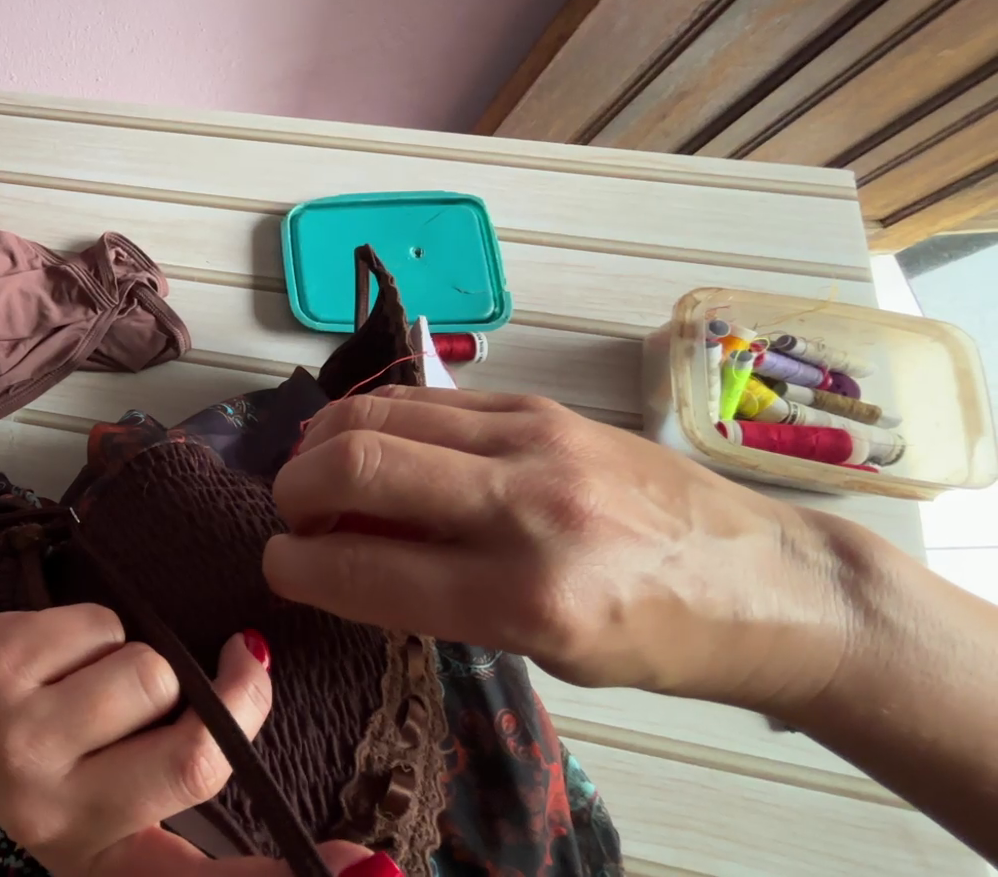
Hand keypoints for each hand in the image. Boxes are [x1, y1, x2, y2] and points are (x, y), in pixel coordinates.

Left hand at [0, 603, 377, 874]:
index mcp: (92, 845)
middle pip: (190, 733)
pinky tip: (56, 653)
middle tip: (224, 666)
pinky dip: (94, 628)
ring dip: (135, 656)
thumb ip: (184, 836)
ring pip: (148, 663)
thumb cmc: (19, 779)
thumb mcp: (99, 830)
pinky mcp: (2, 658)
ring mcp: (24, 724)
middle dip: (222, 687)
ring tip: (94, 677)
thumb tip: (347, 858)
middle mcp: (59, 800)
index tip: (370, 864)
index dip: (281, 872)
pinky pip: (101, 620)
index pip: (194, 863)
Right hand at [262, 386, 854, 713]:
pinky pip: (417, 398)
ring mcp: (531, 439)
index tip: (278, 564)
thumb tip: (335, 544)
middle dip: (293, 490)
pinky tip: (356, 440)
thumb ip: (428, 594)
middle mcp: (527, 508)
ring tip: (313, 472)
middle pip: (357, 466)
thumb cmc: (652, 639)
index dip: (297, 566)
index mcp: (529, 599)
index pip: (367, 569)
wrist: (769, 578)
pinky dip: (365, 418)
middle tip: (289, 514)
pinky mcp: (533, 404)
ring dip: (318, 443)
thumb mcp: (536, 648)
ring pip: (375, 415)